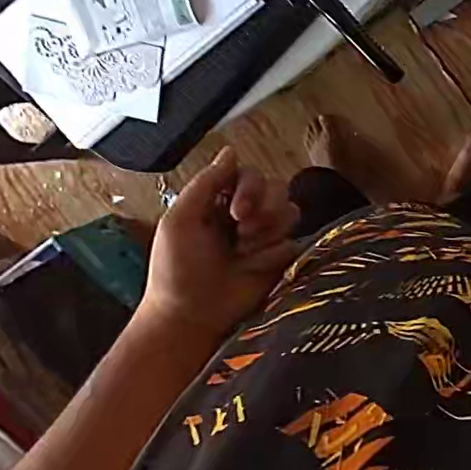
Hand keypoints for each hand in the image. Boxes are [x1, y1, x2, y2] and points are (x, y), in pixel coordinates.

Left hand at [139, 147, 301, 341]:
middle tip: (242, 233)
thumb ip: (205, 183)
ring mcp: (263, 236)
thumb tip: (231, 151)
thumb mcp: (179, 220)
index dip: (250, 187)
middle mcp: (245, 213)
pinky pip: (294, 241)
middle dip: (263, 209)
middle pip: (275, 187)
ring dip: (268, 231)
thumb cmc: (176, 270)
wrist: (191, 318)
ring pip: (289, 211)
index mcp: (220, 199)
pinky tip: (255, 268)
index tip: (237, 212)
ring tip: (244, 253)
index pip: (249, 173)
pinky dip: (275, 253)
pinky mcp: (278, 259)